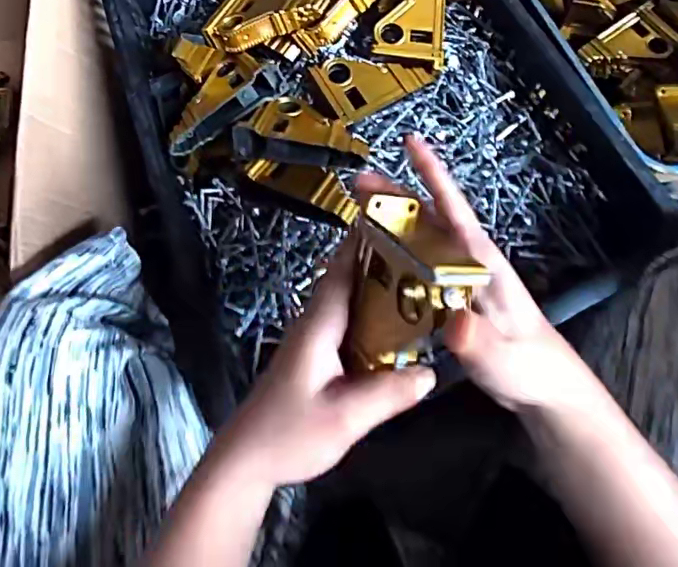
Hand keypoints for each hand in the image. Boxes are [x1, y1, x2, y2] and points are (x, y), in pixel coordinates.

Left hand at [209, 231, 436, 487]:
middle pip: (349, 276)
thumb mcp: (345, 419)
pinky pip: (349, 319)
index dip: (366, 240)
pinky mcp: (317, 352)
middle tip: (423, 249)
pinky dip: (372, 310)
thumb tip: (430, 371)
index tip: (395, 219)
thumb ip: (387, 394)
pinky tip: (398, 323)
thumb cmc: (290, 432)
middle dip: (381, 258)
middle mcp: (315, 320)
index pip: (344, 268)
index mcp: (320, 322)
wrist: (247, 459)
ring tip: (420, 278)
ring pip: (349, 297)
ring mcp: (314, 336)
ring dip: (378, 283)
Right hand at [354, 134, 599, 417]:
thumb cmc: (532, 367)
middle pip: (426, 217)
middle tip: (358, 185)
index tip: (411, 142)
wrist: (546, 389)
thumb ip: (480, 343)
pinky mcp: (451, 296)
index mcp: (480, 259)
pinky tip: (374, 263)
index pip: (452, 206)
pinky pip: (417, 266)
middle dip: (394, 195)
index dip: (432, 171)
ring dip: (391, 222)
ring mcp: (459, 277)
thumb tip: (455, 325)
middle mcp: (467, 260)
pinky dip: (395, 256)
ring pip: (420, 239)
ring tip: (358, 214)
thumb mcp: (505, 359)